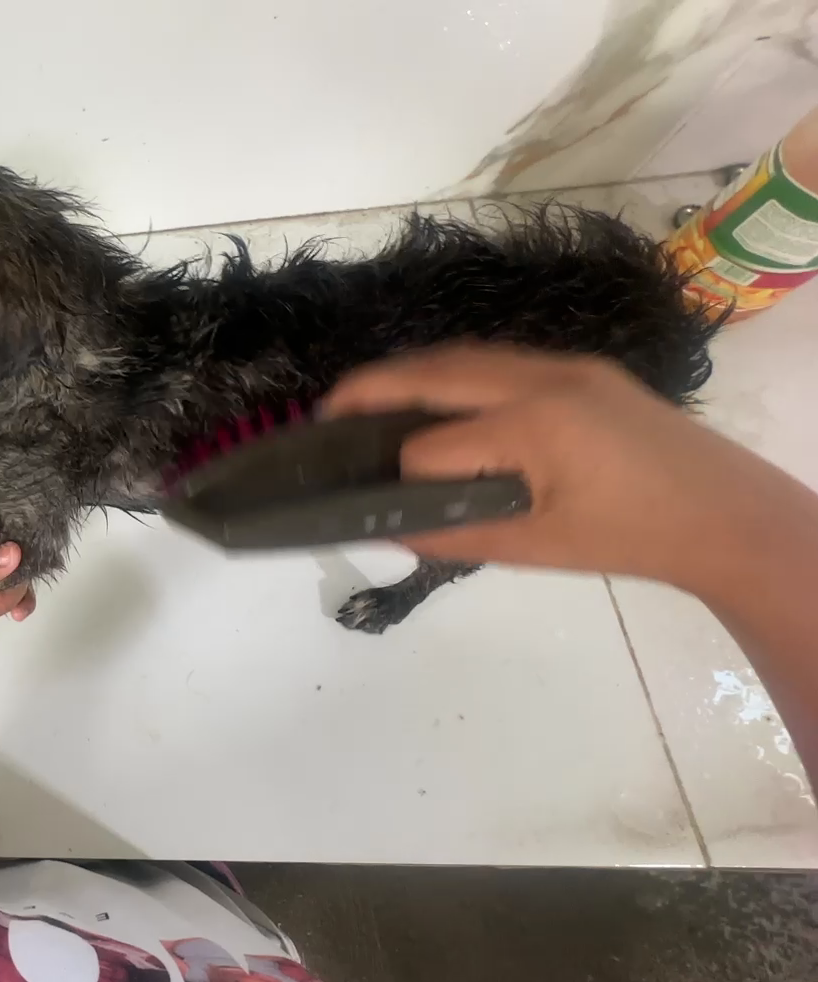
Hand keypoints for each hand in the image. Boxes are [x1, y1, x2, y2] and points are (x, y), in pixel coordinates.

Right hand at [322, 344, 804, 593]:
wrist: (735, 518)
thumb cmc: (631, 539)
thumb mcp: (531, 549)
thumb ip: (447, 537)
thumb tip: (384, 531)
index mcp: (535, 428)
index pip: (431, 447)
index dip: (403, 477)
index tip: (387, 505)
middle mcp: (546, 381)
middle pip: (432, 373)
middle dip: (368, 387)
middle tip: (323, 412)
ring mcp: (568, 368)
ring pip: (461, 355)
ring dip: (405, 372)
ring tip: (363, 398)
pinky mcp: (581, 370)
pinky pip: (493, 359)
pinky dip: (444, 371)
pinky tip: (425, 393)